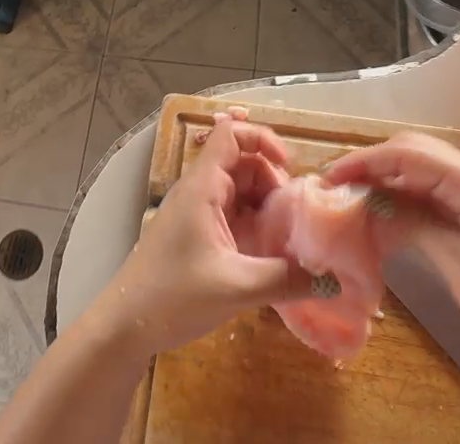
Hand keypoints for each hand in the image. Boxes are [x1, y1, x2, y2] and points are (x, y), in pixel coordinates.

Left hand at [87, 111, 314, 358]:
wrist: (126, 324)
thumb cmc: (173, 295)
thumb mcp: (237, 287)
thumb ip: (286, 279)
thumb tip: (333, 279)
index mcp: (202, 187)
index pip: (231, 135)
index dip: (263, 139)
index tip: (290, 166)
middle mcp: (200, 192)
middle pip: (243, 164)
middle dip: (274, 182)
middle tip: (297, 216)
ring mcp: (198, 213)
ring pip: (241, 192)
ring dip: (267, 207)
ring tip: (290, 237)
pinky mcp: (199, 236)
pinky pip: (234, 216)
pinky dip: (256, 226)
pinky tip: (273, 254)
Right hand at [322, 132, 459, 380]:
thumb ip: (417, 224)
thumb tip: (372, 201)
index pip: (409, 153)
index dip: (364, 160)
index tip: (327, 179)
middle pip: (414, 153)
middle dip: (371, 166)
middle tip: (334, 191)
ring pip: (423, 173)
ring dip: (386, 183)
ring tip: (350, 204)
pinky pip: (436, 197)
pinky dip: (406, 202)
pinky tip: (385, 221)